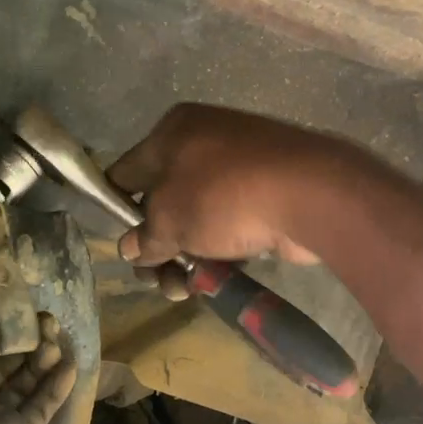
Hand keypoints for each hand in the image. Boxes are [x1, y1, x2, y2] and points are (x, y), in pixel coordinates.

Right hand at [107, 103, 371, 298]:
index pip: (126, 173)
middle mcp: (202, 143)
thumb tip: (129, 249)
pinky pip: (224, 227)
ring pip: (193, 221)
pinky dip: (214, 253)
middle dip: (154, 248)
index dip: (115, 211)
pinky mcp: (263, 196)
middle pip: (160, 203)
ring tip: (181, 291)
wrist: (308, 195)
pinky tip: (209, 281)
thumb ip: (144, 236)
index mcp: (172, 132)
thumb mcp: (169, 219)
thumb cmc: (223, 196)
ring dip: (181, 259)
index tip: (118, 245)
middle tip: (153, 280)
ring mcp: (236, 169)